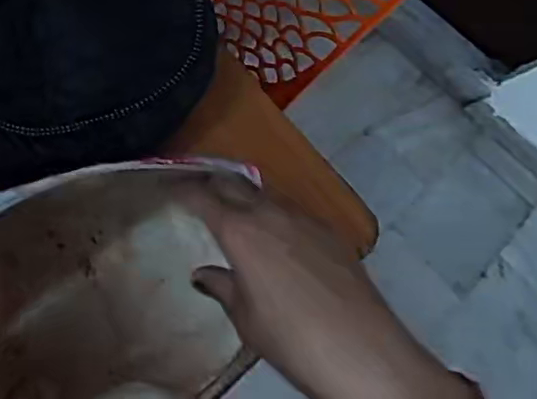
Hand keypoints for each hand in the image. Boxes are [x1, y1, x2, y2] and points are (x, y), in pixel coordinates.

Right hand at [188, 177, 473, 398]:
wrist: (368, 355)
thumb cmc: (294, 340)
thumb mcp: (246, 320)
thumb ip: (222, 287)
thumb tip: (203, 272)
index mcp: (238, 230)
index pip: (200, 195)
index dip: (180, 189)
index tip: (168, 189)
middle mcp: (266, 211)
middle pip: (229, 179)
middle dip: (209, 180)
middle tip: (195, 188)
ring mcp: (301, 216)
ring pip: (261, 190)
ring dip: (243, 193)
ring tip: (234, 208)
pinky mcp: (328, 230)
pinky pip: (290, 208)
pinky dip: (273, 211)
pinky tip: (277, 234)